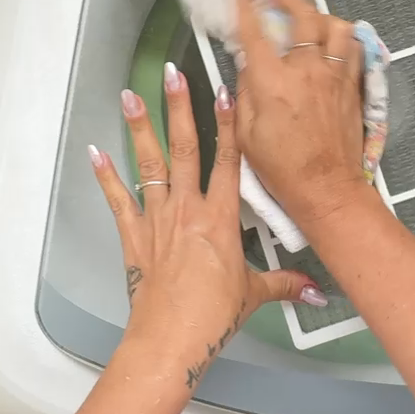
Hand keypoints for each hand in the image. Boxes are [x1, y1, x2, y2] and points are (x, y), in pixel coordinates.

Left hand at [88, 61, 321, 388]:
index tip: (224, 91)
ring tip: (131, 95)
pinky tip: (95, 151)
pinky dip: (106, 176)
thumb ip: (285, 284)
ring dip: (140, 129)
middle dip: (180, 109)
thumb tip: (318, 291)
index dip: (228, 124)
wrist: (170, 340)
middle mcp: (189, 208)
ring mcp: (158, 219)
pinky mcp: (133, 236)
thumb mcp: (254, 295)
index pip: (228, 160)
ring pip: (150, 165)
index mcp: (222, 217)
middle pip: (186, 149)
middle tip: (172, 73)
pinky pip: (119, 200)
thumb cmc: (215, 315)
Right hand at [232, 0, 375, 231]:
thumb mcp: (245, 134)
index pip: (255, 31)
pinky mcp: (353, 87)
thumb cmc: (282, 169)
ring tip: (310, 18)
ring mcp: (335, 76)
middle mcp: (306, 70)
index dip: (245, 5)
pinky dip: (343, 38)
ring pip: (337, 26)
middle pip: (303, 15)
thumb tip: (246, 65)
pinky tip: (334, 42)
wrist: (327, 189)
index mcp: (273, 82)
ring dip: (321, 15)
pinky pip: (354, 49)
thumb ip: (245, 92)